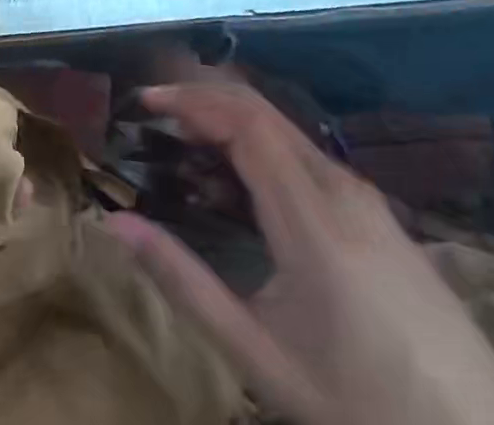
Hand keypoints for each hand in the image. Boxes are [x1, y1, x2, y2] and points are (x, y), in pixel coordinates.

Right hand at [104, 84, 493, 424]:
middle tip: (154, 115)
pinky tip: (241, 185)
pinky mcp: (378, 217)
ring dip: (231, 125)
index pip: (246, 122)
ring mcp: (368, 201)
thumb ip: (182, 280)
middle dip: (204, 100)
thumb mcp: (256, 351)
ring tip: (184, 147)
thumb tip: (115, 224)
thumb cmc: (359, 400)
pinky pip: (308, 159)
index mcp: (313, 217)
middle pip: (265, 114)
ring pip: (288, 134)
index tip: (145, 101)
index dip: (191, 99)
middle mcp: (343, 191)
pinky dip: (261, 149)